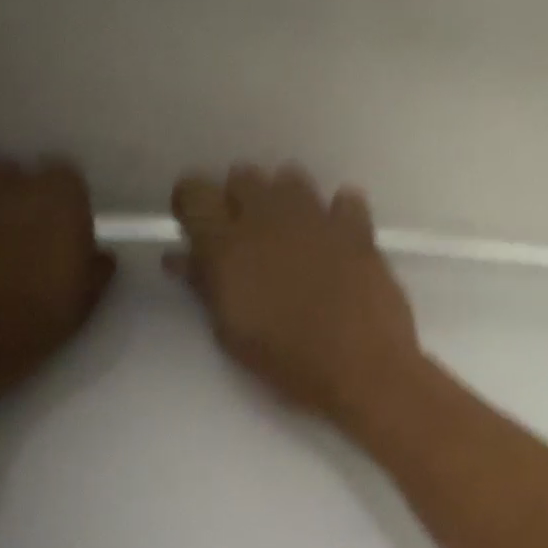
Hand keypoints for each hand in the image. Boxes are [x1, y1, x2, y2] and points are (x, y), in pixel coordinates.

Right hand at [168, 164, 421, 425]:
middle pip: (244, 176)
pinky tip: (339, 242)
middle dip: (241, 200)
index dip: (194, 207)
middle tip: (250, 240)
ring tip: (295, 238)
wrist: (365, 370)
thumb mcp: (232, 334)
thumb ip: (205, 287)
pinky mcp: (359, 230)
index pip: (194, 190)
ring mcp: (318, 219)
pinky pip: (346, 200)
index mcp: (227, 243)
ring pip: (291, 178)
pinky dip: (340, 214)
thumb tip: (182, 258)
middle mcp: (270, 217)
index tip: (201, 231)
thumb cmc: (290, 362)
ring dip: (287, 201)